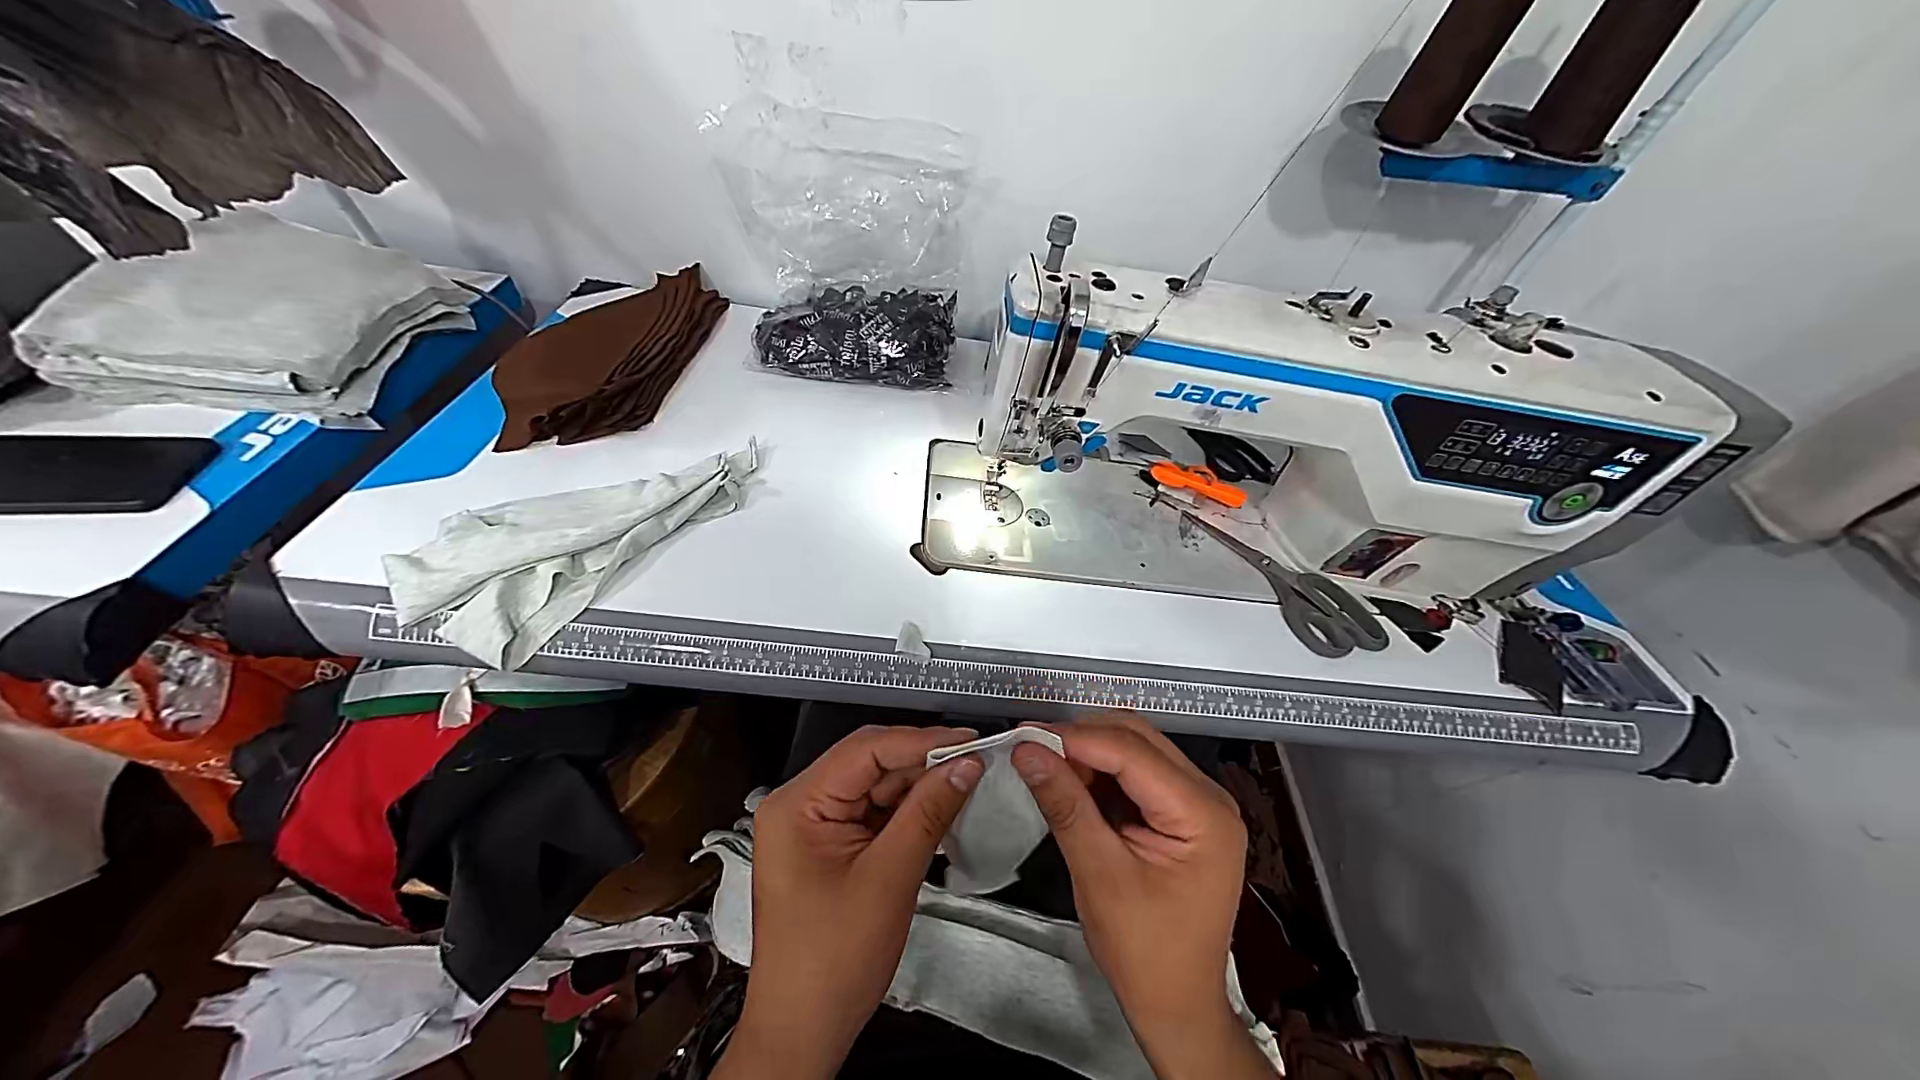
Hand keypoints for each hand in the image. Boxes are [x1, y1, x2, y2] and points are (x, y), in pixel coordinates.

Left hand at [713, 724, 985, 1079]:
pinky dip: (909, 811)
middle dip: (923, 763)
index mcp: (797, 804)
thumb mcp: (888, 879)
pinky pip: (875, 812)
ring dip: (920, 786)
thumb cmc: (832, 962)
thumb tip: (965, 765)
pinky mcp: (831, 844)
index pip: (865, 750)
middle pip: (870, 763)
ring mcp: (815, 825)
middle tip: (974, 761)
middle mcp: (800, 804)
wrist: (803, 1030)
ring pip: (877, 786)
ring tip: (966, 782)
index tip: (968, 740)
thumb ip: (928, 813)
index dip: (920, 741)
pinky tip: (942, 808)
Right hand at [1012, 714, 1269, 1079]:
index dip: (1076, 739)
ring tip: (1047, 765)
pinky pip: (1136, 772)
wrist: (1177, 1002)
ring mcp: (1198, 803)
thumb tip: (1029, 753)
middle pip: (1138, 739)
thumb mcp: (1099, 875)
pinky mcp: (1181, 812)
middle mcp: (1208, 797)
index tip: (1027, 738)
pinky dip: (1100, 770)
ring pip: (1135, 748)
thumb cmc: (1145, 952)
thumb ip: (1065, 805)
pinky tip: (1071, 781)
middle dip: (1082, 739)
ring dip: (1089, 751)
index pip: (1132, 752)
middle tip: (1033, 750)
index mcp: (1203, 814)